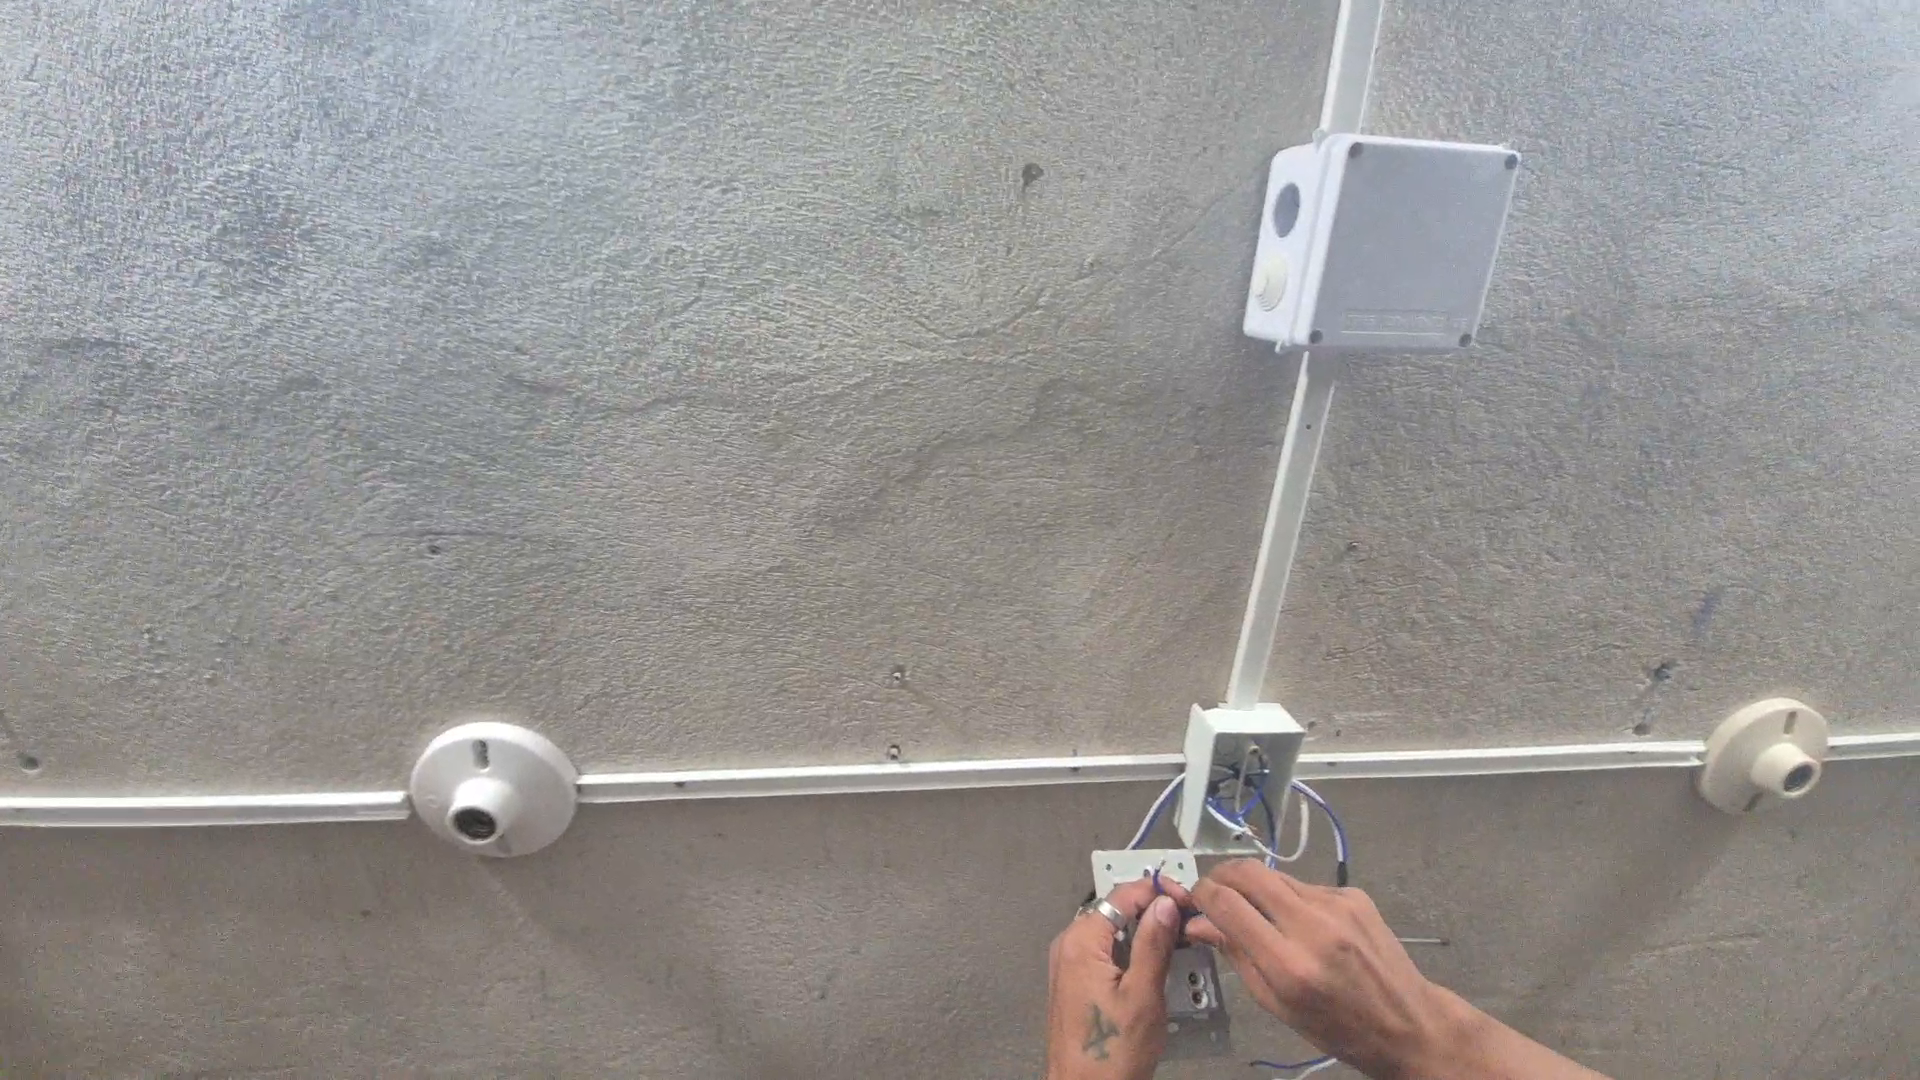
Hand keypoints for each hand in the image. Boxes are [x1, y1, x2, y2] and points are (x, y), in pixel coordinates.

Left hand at [1043, 876, 1191, 1079]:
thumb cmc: (1114, 1049)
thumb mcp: (1142, 996)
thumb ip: (1153, 944)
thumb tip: (1165, 901)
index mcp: (1081, 939)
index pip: (1122, 895)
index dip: (1156, 890)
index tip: (1189, 899)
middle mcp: (1068, 941)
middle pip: (1114, 909)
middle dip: (1151, 908)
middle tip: (1188, 919)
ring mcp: (1068, 961)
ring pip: (1110, 929)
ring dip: (1143, 928)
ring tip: (1178, 937)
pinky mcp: (1073, 980)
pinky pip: (1103, 949)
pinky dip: (1129, 947)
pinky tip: (1153, 960)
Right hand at [1186, 860, 1455, 1079]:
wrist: (1413, 1026)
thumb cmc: (1338, 1027)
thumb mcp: (1278, 1005)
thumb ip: (1236, 956)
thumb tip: (1198, 922)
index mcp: (1289, 965)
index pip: (1226, 904)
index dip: (1202, 893)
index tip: (1196, 898)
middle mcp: (1311, 927)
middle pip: (1247, 872)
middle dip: (1221, 874)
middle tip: (1215, 889)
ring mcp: (1336, 905)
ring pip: (1274, 874)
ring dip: (1255, 885)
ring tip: (1257, 908)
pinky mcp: (1353, 894)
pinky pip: (1304, 884)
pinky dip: (1290, 896)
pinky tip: (1302, 921)